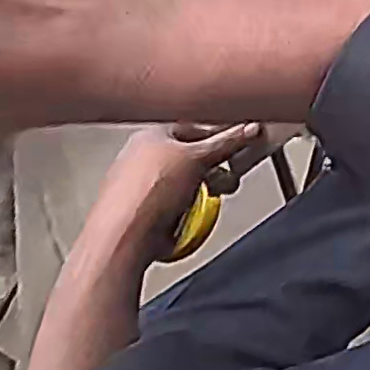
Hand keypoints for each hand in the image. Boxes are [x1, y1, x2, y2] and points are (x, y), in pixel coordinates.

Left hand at [90, 122, 263, 261]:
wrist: (121, 242)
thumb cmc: (148, 193)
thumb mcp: (199, 159)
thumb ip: (228, 142)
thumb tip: (248, 129)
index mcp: (150, 135)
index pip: (194, 127)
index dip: (219, 137)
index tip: (237, 145)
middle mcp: (140, 157)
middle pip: (189, 157)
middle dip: (212, 171)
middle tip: (225, 180)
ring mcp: (136, 186)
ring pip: (181, 183)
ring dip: (199, 194)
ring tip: (205, 203)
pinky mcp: (136, 212)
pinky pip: (169, 206)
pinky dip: (181, 212)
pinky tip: (184, 219)